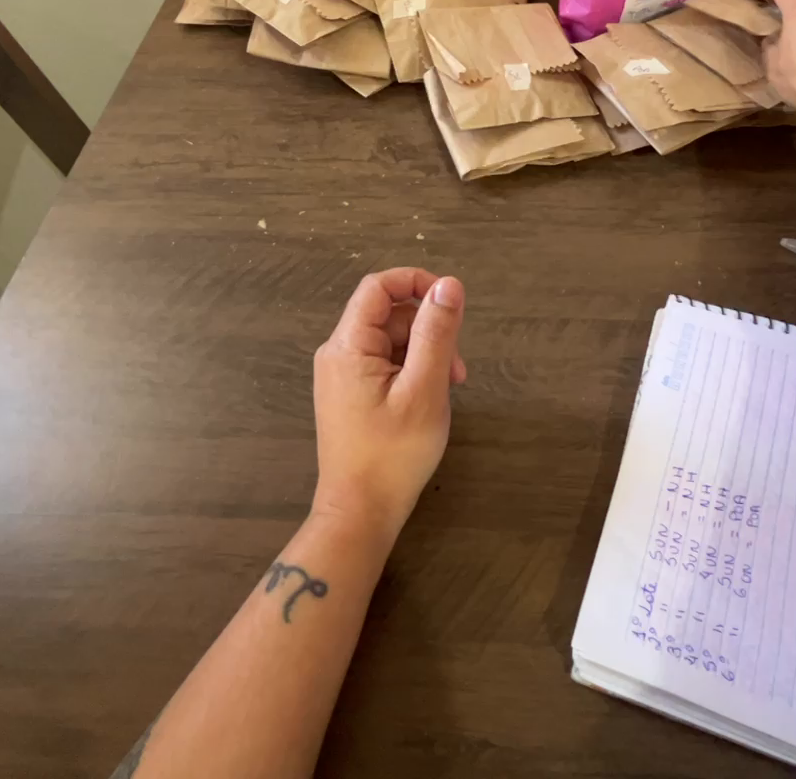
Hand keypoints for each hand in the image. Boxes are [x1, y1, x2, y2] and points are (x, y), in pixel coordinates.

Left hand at [310, 268, 466, 541]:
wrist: (361, 514)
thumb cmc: (394, 453)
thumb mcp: (424, 389)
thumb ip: (437, 333)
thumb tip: (449, 284)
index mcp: (348, 346)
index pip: (378, 287)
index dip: (416, 283)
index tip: (452, 302)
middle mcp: (338, 353)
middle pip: (389, 315)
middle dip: (429, 330)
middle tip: (456, 370)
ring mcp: (343, 375)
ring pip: (392, 341)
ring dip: (425, 354)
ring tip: (448, 389)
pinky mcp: (352, 394)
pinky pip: (386, 364)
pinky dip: (412, 372)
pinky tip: (430, 399)